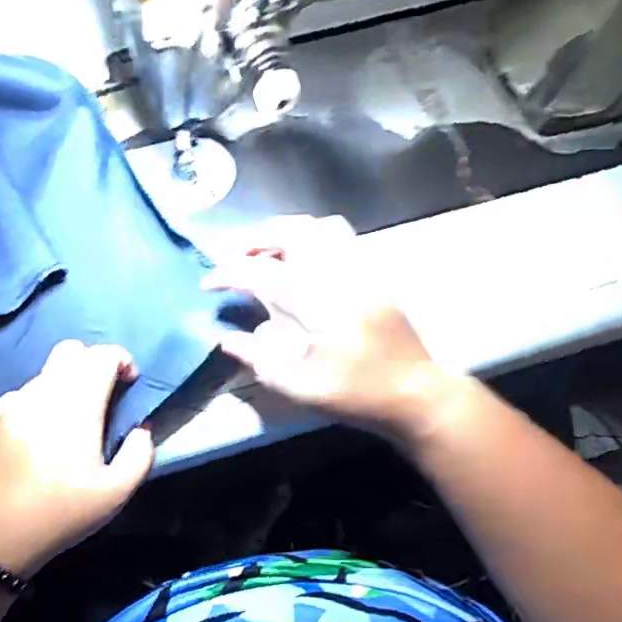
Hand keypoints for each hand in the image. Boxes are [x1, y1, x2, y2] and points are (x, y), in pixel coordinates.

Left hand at [0, 341, 154, 577]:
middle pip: (72, 350)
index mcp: (75, 407)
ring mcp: (11, 402)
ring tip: (74, 423)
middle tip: (106, 398)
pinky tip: (43, 437)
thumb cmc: (57, 516)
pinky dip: (44, 400)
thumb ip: (140, 455)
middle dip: (95, 364)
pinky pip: (25, 392)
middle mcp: (41, 393)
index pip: (101, 355)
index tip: (130, 384)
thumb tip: (141, 429)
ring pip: (47, 372)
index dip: (122, 360)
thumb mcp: (115, 494)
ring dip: (68, 383)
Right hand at [204, 253, 461, 444]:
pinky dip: (311, 240)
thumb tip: (228, 339)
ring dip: (285, 233)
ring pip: (319, 227)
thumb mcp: (299, 387)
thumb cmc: (355, 395)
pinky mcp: (374, 274)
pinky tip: (301, 265)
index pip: (260, 273)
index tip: (207, 284)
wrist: (413, 393)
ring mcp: (360, 269)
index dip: (227, 274)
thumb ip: (258, 359)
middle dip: (255, 238)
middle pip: (291, 231)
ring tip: (266, 255)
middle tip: (233, 256)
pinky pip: (340, 239)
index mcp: (315, 302)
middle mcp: (338, 273)